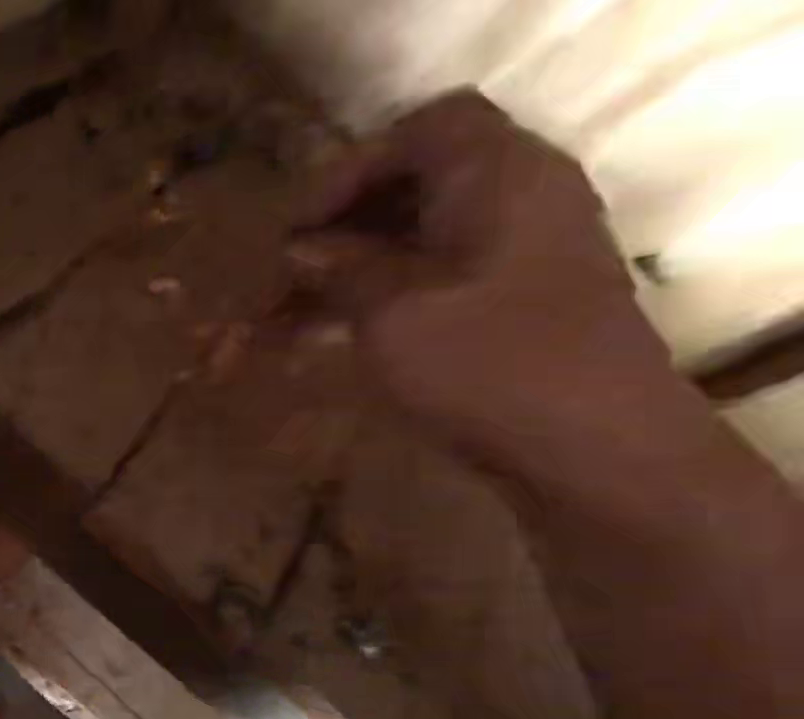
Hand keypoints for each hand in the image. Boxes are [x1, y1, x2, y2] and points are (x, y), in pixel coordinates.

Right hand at [288, 90, 688, 481]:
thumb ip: (341, 270)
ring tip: (273, 317)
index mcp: (500, 180)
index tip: (292, 231)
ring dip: (338, 269)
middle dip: (333, 227)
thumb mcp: (394, 313)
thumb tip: (297, 250)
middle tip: (273, 277)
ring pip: (407, 235)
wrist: (586, 446)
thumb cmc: (486, 367)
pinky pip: (421, 275)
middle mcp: (514, 200)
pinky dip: (365, 294)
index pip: (424, 130)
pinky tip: (314, 332)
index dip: (350, 171)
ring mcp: (510, 252)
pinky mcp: (501, 298)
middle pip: (411, 182)